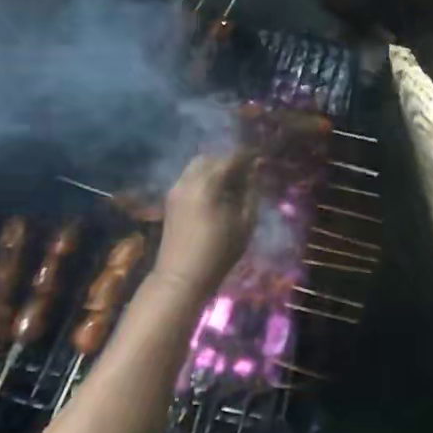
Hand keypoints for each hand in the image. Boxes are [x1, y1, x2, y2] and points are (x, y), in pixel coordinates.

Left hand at [156, 150, 256, 289]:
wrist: (180, 277)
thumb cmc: (218, 254)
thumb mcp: (244, 225)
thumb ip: (251, 193)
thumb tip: (254, 171)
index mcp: (207, 184)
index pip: (230, 158)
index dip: (248, 155)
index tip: (261, 156)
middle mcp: (188, 180)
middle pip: (211, 157)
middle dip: (229, 160)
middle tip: (247, 171)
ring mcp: (176, 188)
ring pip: (198, 165)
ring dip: (216, 167)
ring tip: (233, 183)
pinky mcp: (171, 198)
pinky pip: (190, 177)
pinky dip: (204, 176)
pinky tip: (217, 192)